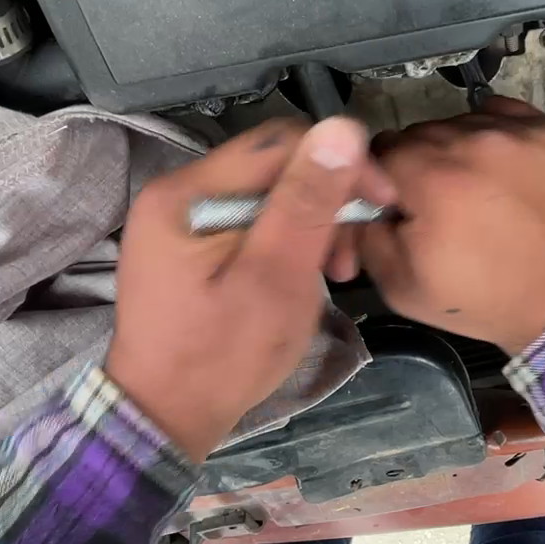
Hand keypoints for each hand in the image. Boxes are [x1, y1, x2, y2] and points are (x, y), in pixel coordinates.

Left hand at [105, 117, 394, 460]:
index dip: (339, 164)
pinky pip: (253, 220)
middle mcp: (180, 192)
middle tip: (350, 256)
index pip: (282, 143)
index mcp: (190, 192)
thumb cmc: (224, 354)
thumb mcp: (276, 278)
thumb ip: (307, 202)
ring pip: (269, 193)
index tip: (378, 204)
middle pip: (275, 166)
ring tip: (334, 269)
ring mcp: (183, 219)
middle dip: (327, 199)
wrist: (166, 416)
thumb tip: (343, 127)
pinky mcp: (192, 244)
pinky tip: (303, 271)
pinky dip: (288, 239)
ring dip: (312, 222)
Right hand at [358, 97, 544, 354]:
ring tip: (476, 192)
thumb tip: (353, 202)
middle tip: (440, 205)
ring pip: (461, 122)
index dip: (383, 182)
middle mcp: (474, 141)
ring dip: (458, 150)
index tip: (400, 207)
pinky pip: (504, 114)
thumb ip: (361, 235)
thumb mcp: (400, 285)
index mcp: (432, 176)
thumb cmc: (482, 299)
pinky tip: (501, 171)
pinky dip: (496, 136)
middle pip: (420, 133)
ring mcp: (518, 132)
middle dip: (419, 166)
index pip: (378, 151)